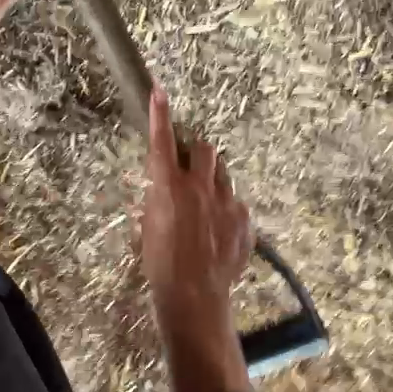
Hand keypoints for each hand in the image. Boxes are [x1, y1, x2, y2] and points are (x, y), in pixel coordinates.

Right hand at [141, 85, 255, 391]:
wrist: (194, 300)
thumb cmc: (160, 265)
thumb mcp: (147, 228)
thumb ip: (155, 201)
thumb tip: (157, 191)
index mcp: (169, 187)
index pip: (162, 140)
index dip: (159, 113)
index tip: (159, 91)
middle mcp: (200, 188)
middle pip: (204, 149)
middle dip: (196, 152)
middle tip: (189, 167)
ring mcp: (227, 204)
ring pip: (223, 174)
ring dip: (212, 179)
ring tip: (204, 202)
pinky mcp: (245, 223)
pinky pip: (235, 204)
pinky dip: (226, 210)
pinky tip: (217, 232)